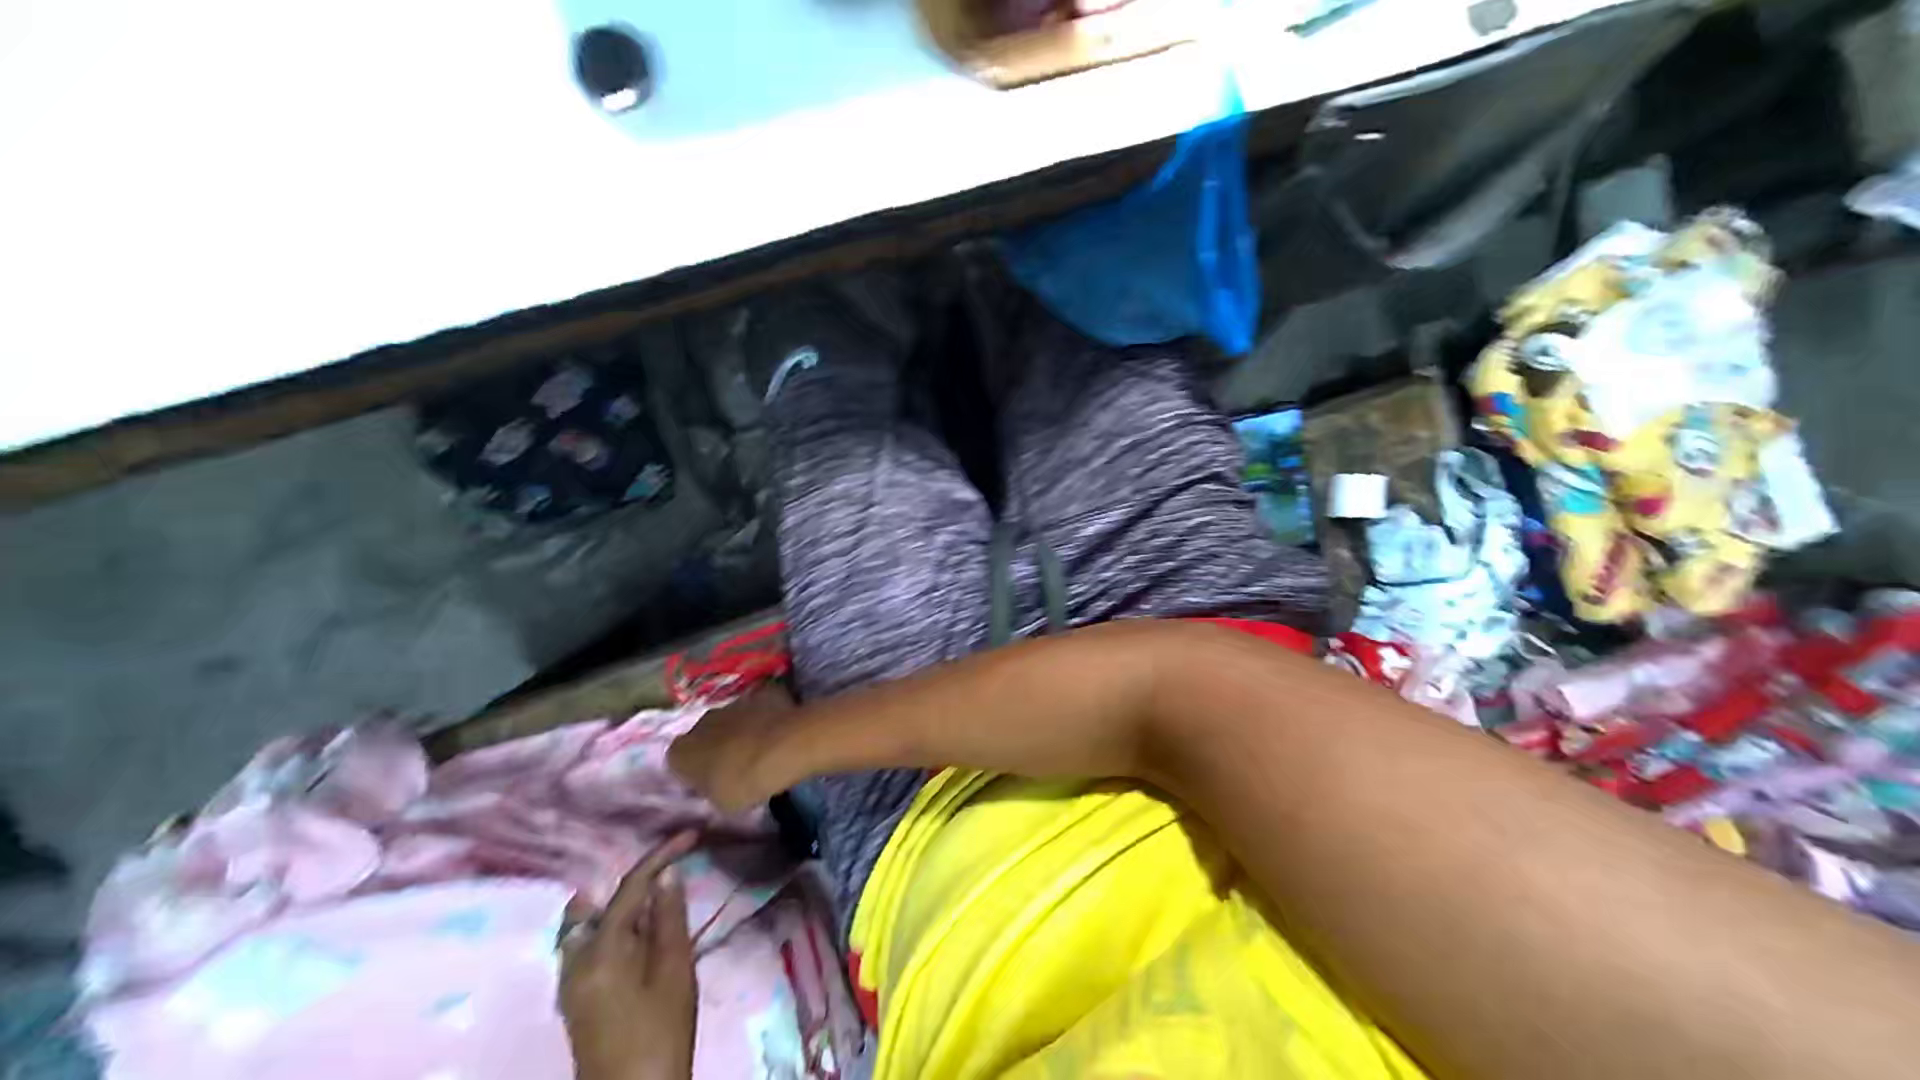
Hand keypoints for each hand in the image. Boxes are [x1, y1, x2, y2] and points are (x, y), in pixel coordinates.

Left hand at [559, 831, 699, 1079]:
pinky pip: (588, 944)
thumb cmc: (660, 1031)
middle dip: (632, 882)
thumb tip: (666, 874)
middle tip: (669, 874)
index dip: (661, 856)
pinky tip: (641, 935)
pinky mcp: (576, 997)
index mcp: (599, 950)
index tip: (690, 835)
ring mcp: (569, 980)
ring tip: (658, 901)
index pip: (630, 887)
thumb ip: (669, 918)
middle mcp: (574, 959)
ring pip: (589, 924)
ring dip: (620, 906)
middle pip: (598, 902)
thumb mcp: (674, 971)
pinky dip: (612, 927)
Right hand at [668, 686, 798, 813]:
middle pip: (704, 735)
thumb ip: (713, 790)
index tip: (712, 782)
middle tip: (738, 765)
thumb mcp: (721, 803)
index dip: (695, 771)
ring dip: (742, 729)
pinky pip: (760, 707)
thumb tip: (719, 783)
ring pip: (732, 718)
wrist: (781, 750)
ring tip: (763, 749)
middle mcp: (700, 722)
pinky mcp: (761, 693)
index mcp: (680, 753)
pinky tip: (782, 729)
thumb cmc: (743, 784)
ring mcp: (731, 704)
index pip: (679, 761)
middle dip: (717, 746)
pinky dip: (767, 715)